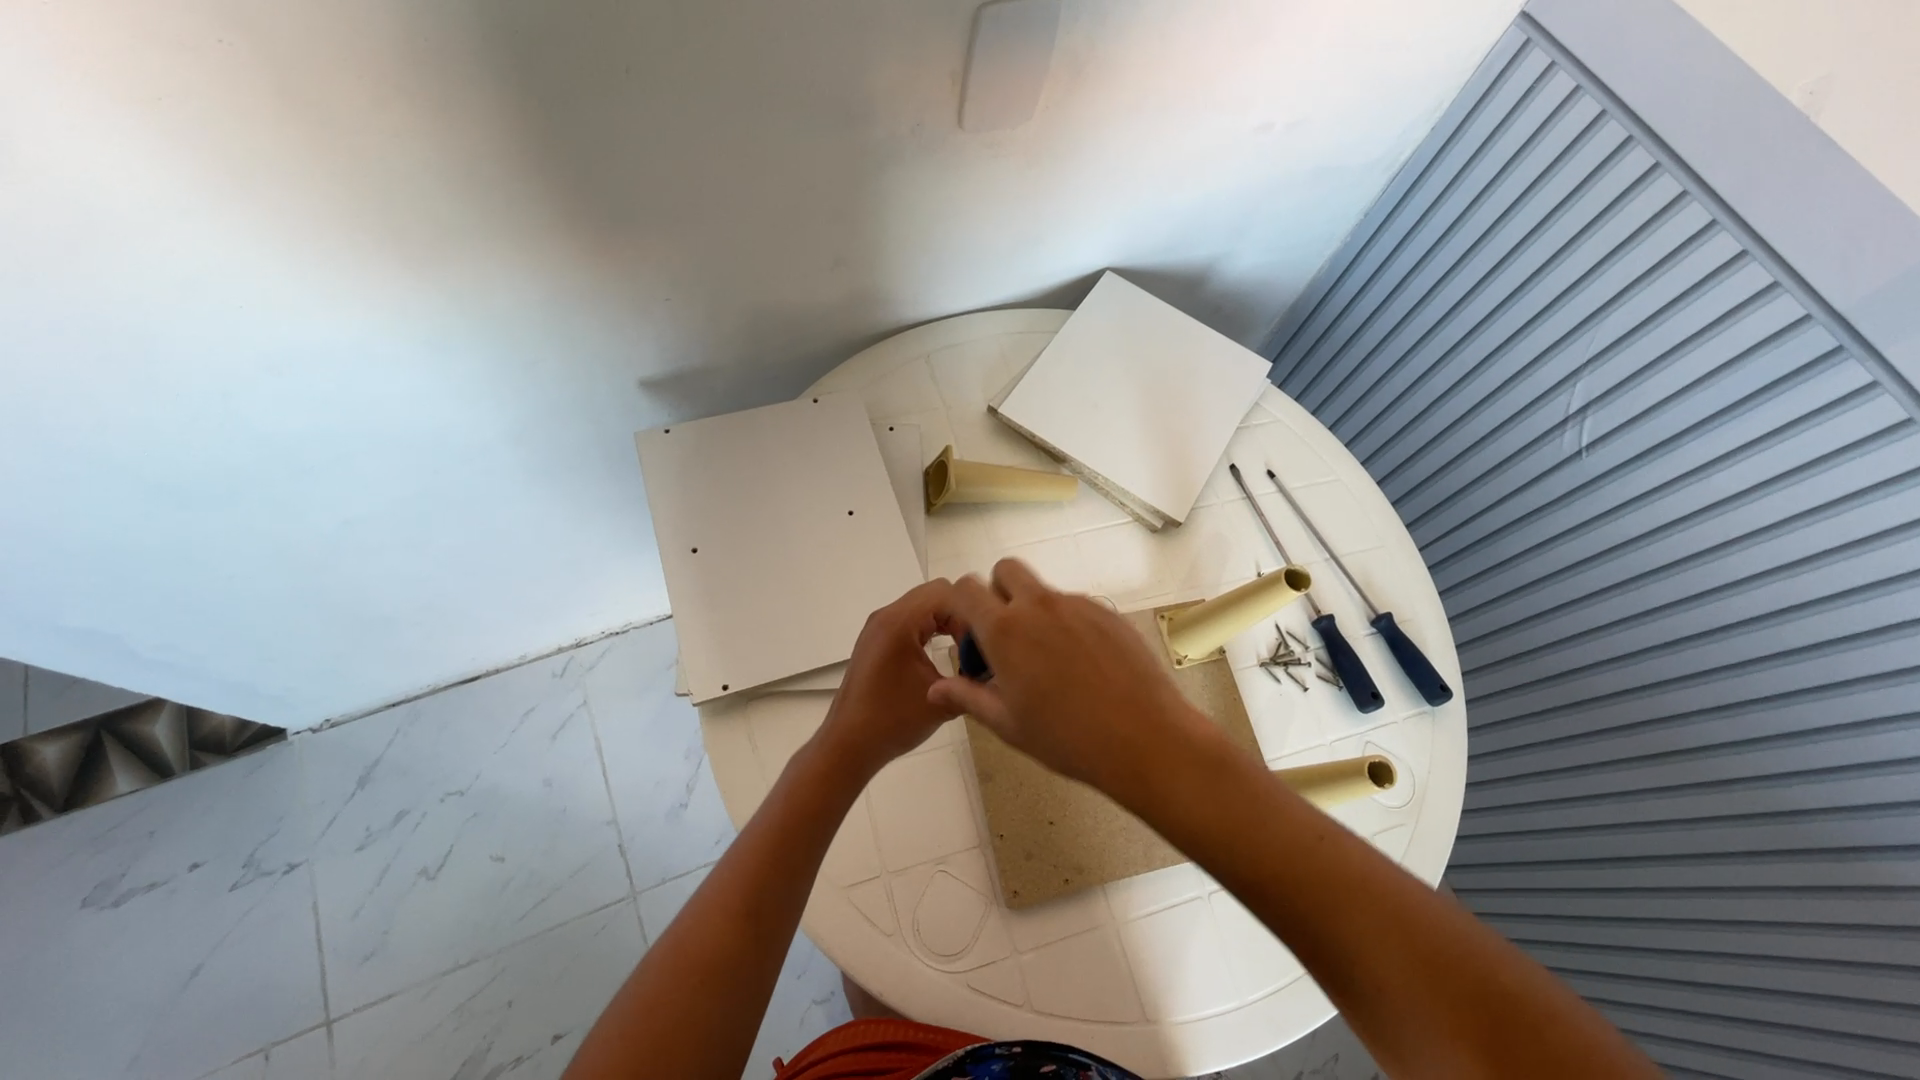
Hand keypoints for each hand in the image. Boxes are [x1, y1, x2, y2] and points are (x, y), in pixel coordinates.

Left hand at [811, 579, 964, 779]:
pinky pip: (910, 619)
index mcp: (900, 622)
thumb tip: (997, 671)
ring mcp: (878, 626)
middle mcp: (886, 615)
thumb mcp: (941, 701)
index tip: (980, 646)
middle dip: (961, 614)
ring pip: (923, 604)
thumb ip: (973, 681)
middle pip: (935, 592)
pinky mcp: (876, 639)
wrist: (849, 744)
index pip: (948, 593)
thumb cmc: (893, 721)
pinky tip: (941, 655)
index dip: (971, 615)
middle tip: (975, 646)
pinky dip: (930, 629)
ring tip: (962, 651)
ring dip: (946, 620)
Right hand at [926, 559, 1224, 802]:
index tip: (971, 639)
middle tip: (1007, 638)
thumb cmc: (1068, 739)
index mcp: (1005, 631)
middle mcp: (1039, 606)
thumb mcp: (1008, 724)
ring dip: (1035, 612)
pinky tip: (1083, 668)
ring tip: (1050, 664)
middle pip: (1006, 570)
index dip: (961, 606)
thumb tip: (935, 690)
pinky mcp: (1108, 613)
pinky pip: (1076, 606)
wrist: (1144, 739)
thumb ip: (968, 697)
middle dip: (998, 592)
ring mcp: (1078, 606)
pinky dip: (1068, 625)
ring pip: (1044, 591)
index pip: (966, 588)